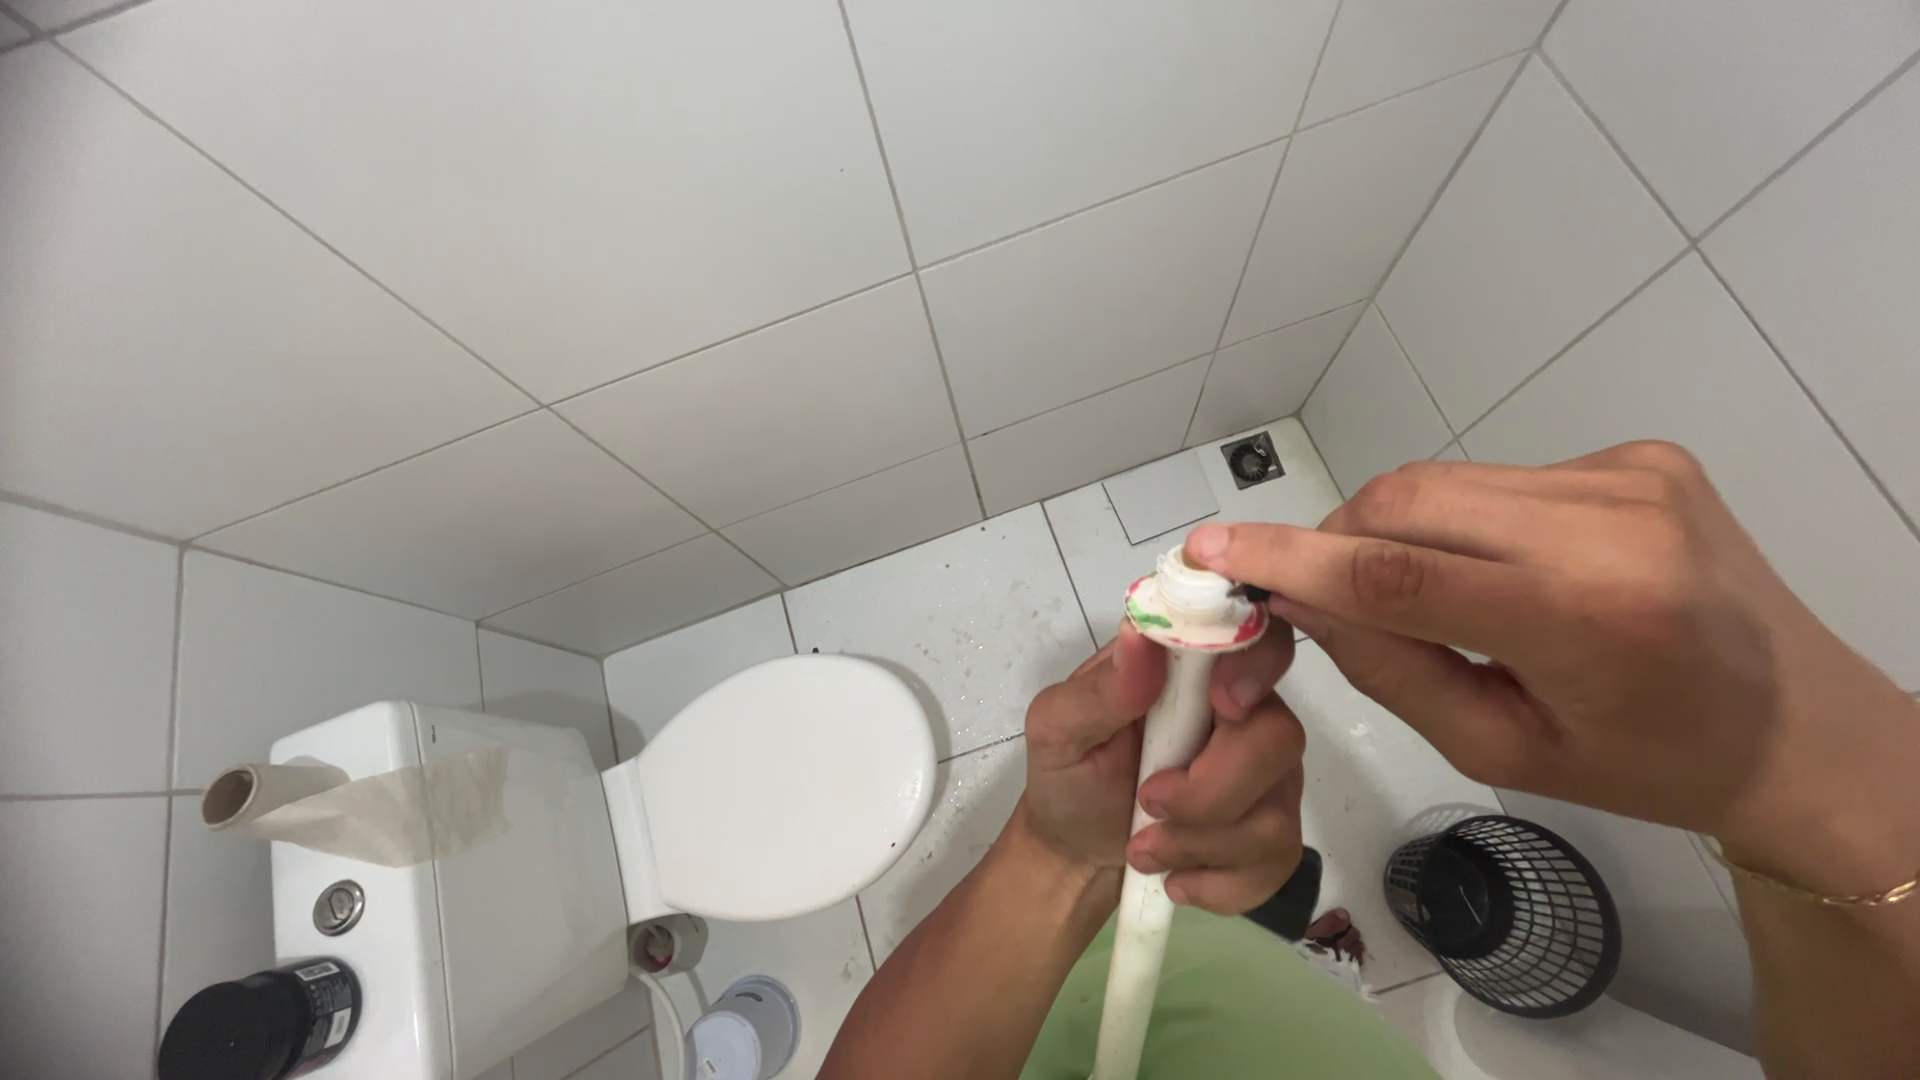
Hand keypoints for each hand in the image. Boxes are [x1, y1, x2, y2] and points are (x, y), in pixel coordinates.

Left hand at [1017, 619, 1304, 912]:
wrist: (1076, 852)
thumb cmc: (1067, 775)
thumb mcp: (1058, 729)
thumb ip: (1100, 688)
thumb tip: (1139, 635)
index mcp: (1187, 669)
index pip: (1255, 636)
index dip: (1256, 665)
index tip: (1222, 706)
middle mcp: (1238, 710)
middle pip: (1277, 735)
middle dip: (1209, 790)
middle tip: (1146, 802)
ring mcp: (1263, 772)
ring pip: (1275, 811)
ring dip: (1199, 844)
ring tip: (1142, 847)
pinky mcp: (1271, 830)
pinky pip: (1277, 862)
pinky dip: (1218, 883)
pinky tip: (1176, 878)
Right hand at [1184, 441, 1919, 893]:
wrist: (1798, 724)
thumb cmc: (1637, 765)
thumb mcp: (1491, 746)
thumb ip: (1384, 666)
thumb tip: (1296, 597)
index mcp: (1590, 621)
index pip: (1396, 573)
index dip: (1288, 558)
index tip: (1209, 549)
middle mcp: (1615, 525)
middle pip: (1402, 503)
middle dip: (1332, 543)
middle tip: (1315, 592)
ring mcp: (1629, 476)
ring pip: (1433, 482)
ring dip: (1386, 531)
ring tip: (1410, 587)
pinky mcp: (1634, 456)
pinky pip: (1484, 479)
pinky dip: (1448, 520)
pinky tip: (1486, 566)